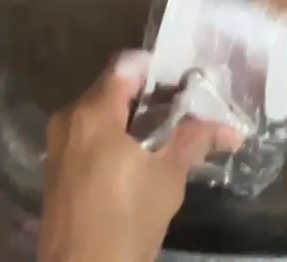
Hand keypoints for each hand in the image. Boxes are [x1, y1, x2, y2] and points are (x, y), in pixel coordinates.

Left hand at [39, 52, 236, 261]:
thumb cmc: (126, 222)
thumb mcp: (167, 179)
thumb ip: (193, 141)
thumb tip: (230, 128)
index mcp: (93, 111)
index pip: (125, 65)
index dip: (155, 67)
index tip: (182, 80)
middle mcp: (69, 117)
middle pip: (111, 87)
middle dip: (146, 95)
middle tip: (180, 107)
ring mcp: (58, 142)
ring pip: (98, 111)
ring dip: (129, 117)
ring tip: (163, 133)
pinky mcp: (56, 167)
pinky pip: (86, 134)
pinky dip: (110, 136)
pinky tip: (135, 157)